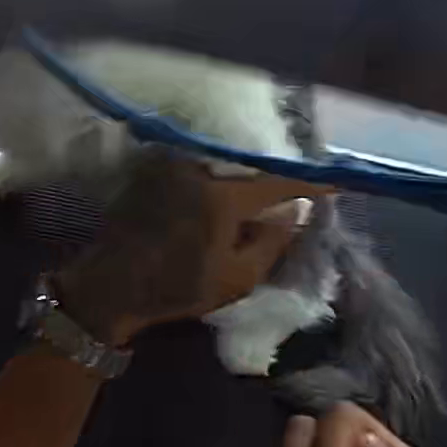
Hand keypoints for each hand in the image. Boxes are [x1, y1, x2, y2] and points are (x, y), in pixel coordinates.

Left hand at [48, 149, 328, 344]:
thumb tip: (298, 209)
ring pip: (220, 159)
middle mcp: (196, 169)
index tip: (335, 181)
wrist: (111, 283)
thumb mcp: (237, 278)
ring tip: (264, 181)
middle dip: (275, 170)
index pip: (277, 180)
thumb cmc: (176, 287)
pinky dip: (216, 169)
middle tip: (297, 182)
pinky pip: (195, 161)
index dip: (310, 181)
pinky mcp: (152, 169)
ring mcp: (170, 165)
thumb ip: (272, 241)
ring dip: (243, 167)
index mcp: (220, 197)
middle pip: (247, 162)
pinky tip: (226, 181)